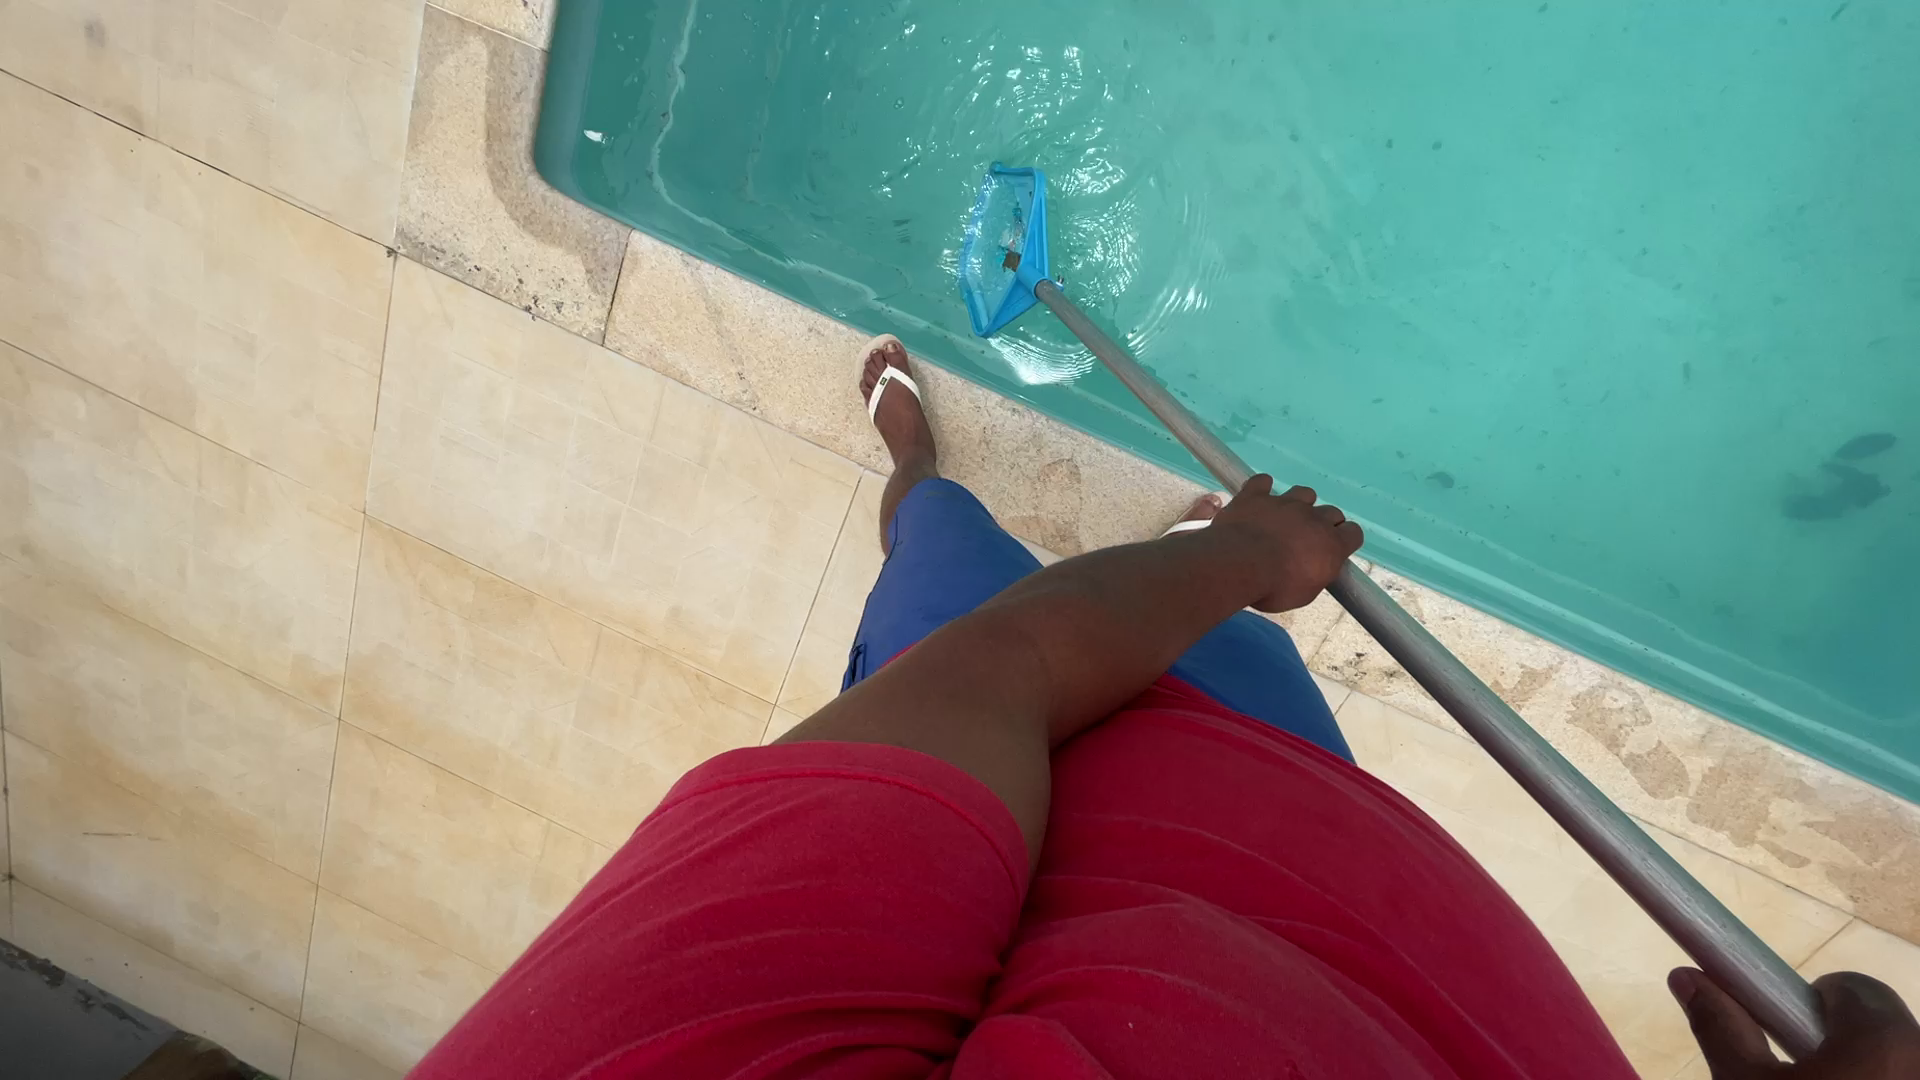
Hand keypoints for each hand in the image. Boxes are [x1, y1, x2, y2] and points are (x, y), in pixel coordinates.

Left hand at [1205, 475, 1362, 612]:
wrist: (1237, 564)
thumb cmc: (1272, 587)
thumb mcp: (1303, 593)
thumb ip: (1314, 575)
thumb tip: (1313, 570)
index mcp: (1331, 543)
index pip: (1353, 533)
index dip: (1343, 539)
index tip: (1331, 548)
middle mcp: (1313, 517)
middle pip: (1330, 511)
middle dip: (1321, 523)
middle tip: (1303, 538)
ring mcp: (1284, 502)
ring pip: (1303, 493)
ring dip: (1297, 503)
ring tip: (1282, 518)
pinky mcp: (1255, 495)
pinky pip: (1262, 482)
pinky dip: (1260, 488)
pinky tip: (1256, 498)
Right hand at [1670, 967, 1919, 1077]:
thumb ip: (1721, 1028)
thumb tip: (1688, 977)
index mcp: (1886, 1045)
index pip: (1862, 990)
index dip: (1820, 997)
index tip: (1789, 1020)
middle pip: (1890, 1032)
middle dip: (1846, 1039)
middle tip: (1808, 1067)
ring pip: (1904, 1064)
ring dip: (1871, 1069)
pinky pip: (1908, 1078)